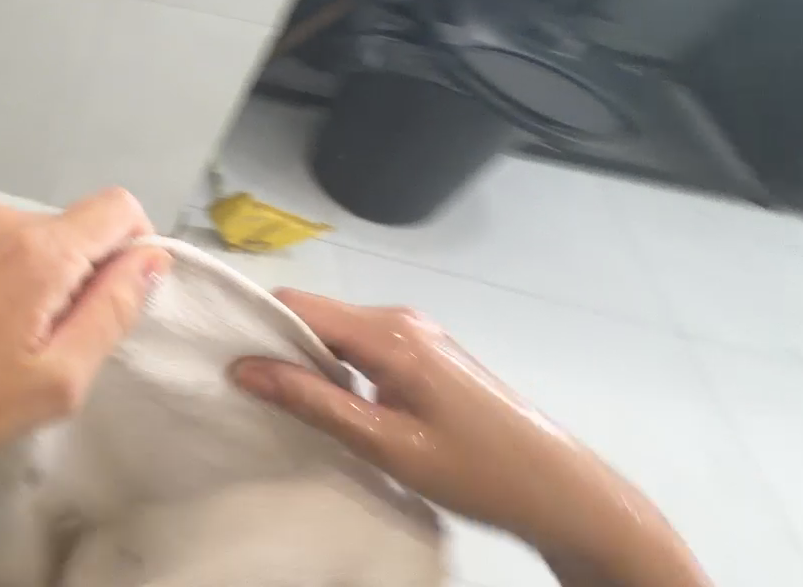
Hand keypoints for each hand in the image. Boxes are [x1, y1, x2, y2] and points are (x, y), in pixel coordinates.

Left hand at [0, 188, 170, 475]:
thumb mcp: (59, 378)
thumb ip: (113, 310)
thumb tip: (151, 258)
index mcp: (39, 248)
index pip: (119, 208)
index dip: (138, 250)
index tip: (118, 305)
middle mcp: (4, 221)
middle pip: (80, 229)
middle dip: (90, 279)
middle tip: (58, 346)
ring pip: (45, 243)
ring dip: (51, 285)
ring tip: (17, 346)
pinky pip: (8, 250)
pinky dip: (18, 282)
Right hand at [231, 292, 699, 578]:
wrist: (574, 499)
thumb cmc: (478, 473)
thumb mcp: (386, 445)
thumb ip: (312, 400)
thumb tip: (242, 367)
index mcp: (389, 333)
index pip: (297, 305)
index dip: (257, 325)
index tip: (228, 356)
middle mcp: (399, 317)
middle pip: (314, 311)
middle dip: (279, 341)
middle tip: (255, 384)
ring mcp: (417, 329)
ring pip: (335, 326)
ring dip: (309, 353)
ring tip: (293, 395)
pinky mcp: (427, 348)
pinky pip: (360, 339)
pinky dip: (336, 360)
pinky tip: (338, 396)